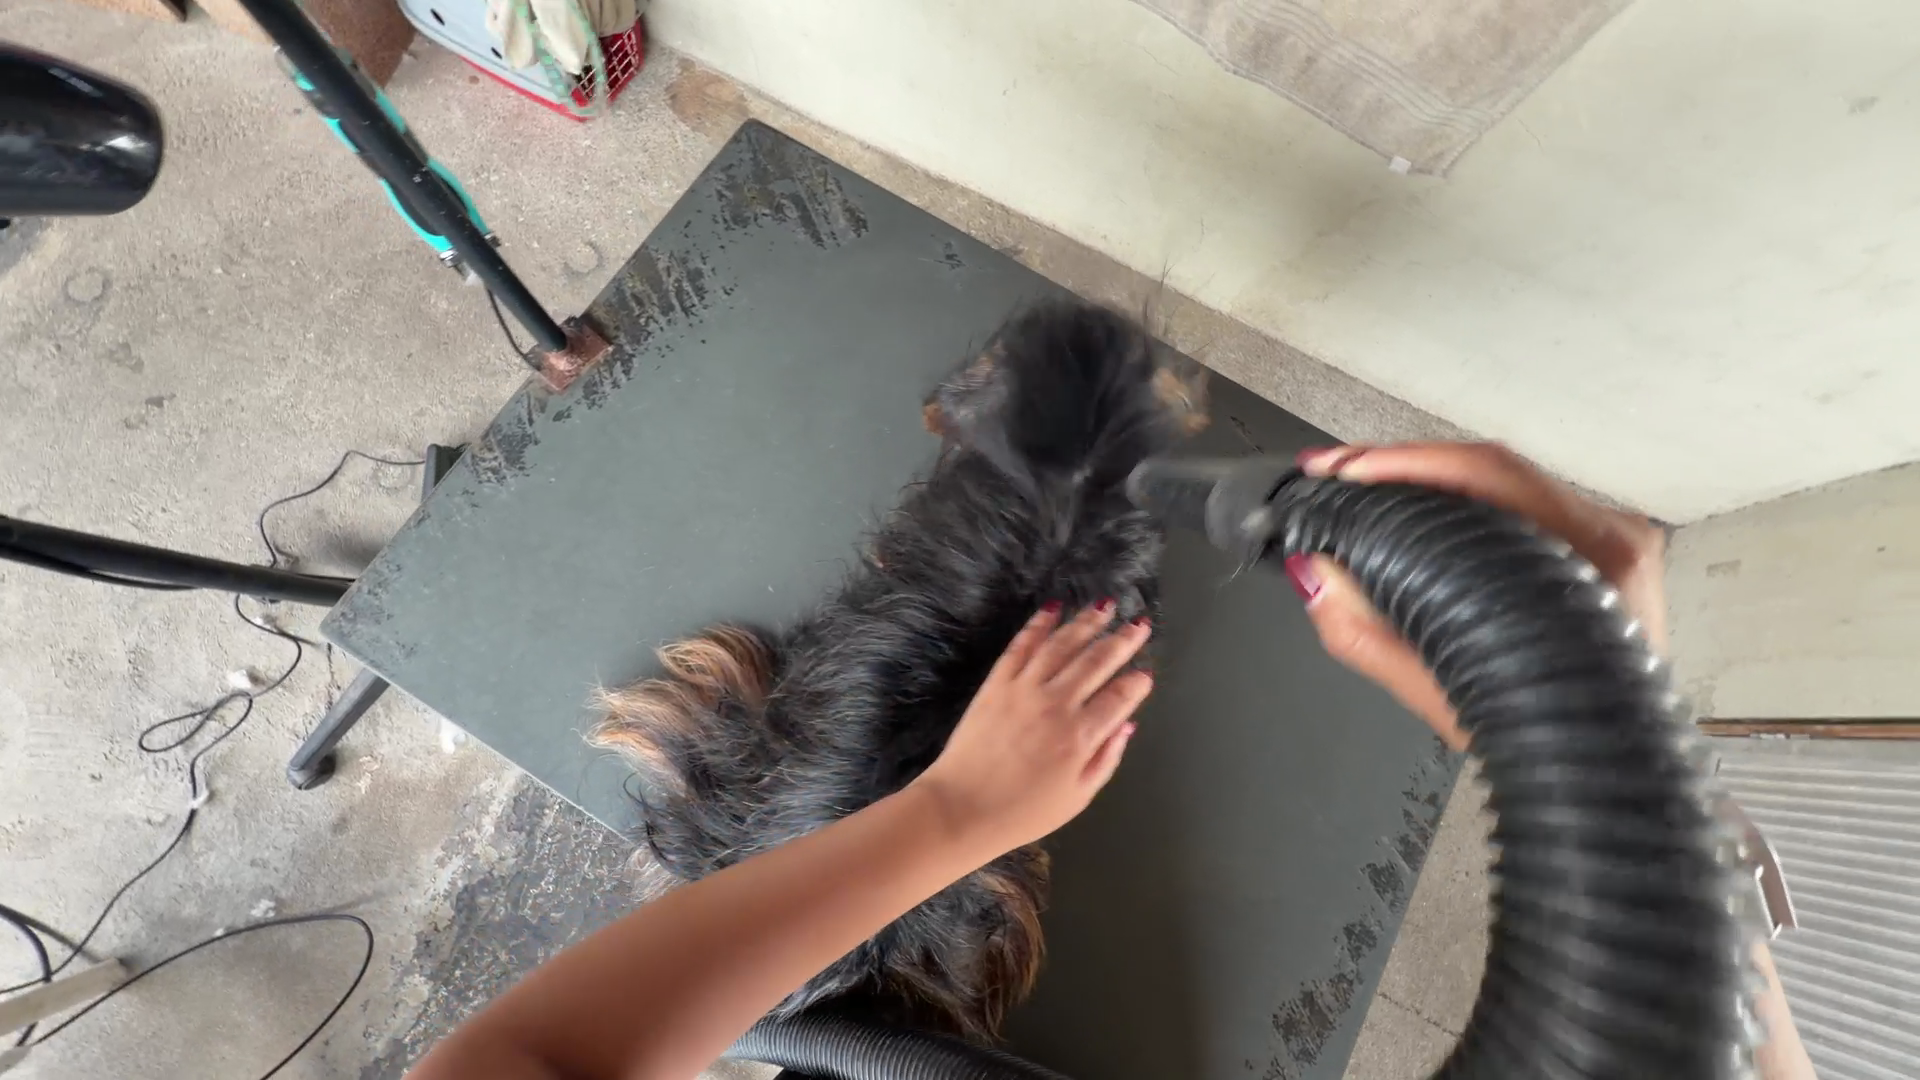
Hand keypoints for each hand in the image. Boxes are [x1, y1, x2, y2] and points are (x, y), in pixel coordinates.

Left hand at [913, 603, 1153, 853]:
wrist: (961, 808)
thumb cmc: (1022, 812)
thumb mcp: (1077, 797)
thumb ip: (1106, 758)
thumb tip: (1127, 725)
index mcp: (1080, 736)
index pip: (1119, 698)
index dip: (1136, 683)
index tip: (1146, 673)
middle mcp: (1056, 704)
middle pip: (1096, 662)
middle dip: (1122, 641)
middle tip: (1139, 624)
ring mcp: (1024, 688)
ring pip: (1061, 645)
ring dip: (1086, 623)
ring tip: (1104, 606)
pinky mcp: (997, 682)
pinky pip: (1022, 646)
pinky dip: (1039, 624)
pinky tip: (1053, 609)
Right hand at [1286, 442, 1666, 750]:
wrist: (1604, 755)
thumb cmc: (1542, 727)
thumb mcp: (1442, 697)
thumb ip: (1367, 639)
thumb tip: (1312, 575)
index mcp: (1587, 565)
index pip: (1487, 477)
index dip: (1400, 464)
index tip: (1338, 472)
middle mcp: (1606, 537)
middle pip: (1488, 466)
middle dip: (1394, 463)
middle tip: (1330, 471)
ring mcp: (1604, 532)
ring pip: (1496, 475)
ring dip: (1417, 475)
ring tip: (1353, 481)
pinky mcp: (1589, 536)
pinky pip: (1506, 493)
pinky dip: (1445, 491)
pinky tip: (1402, 497)